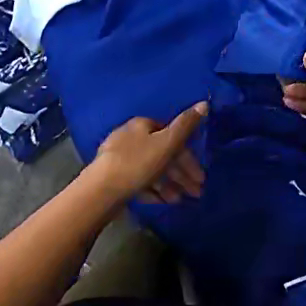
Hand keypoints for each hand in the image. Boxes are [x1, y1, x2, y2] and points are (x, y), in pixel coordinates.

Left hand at [84, 103, 208, 202]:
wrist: (101, 189)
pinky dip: (152, 190)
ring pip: (151, 169)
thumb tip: (204, 103)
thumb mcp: (166, 143)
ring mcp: (119, 157)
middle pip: (162, 154)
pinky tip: (161, 202)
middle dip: (181, 174)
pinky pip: (138, 180)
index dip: (188, 156)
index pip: (171, 136)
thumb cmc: (137, 163)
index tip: (200, 176)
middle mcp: (129, 137)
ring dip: (168, 184)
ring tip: (179, 200)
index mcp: (142, 125)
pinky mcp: (113, 176)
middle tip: (195, 193)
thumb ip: (186, 126)